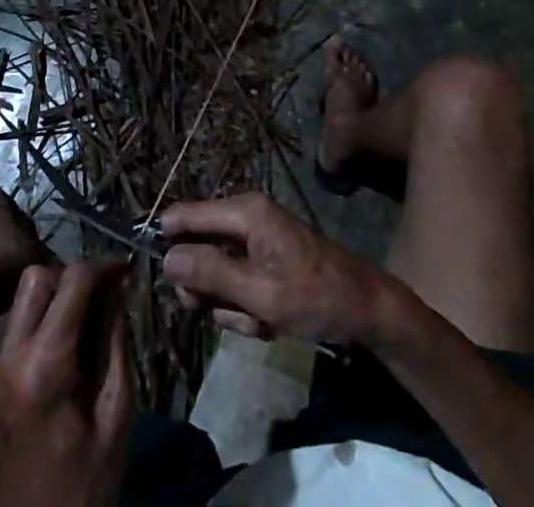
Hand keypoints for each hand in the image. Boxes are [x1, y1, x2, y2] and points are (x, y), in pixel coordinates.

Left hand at [0, 261, 133, 506]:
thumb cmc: (88, 478)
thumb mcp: (118, 412)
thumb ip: (115, 344)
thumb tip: (117, 291)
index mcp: (45, 367)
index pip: (71, 284)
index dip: (102, 266)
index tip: (126, 268)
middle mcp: (8, 357)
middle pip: (35, 278)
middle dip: (73, 274)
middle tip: (105, 291)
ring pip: (21, 298)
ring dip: (56, 293)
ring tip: (90, 313)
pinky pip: (15, 325)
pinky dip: (43, 316)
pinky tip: (68, 340)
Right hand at [159, 193, 388, 343]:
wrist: (367, 311)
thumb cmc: (316, 296)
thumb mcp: (260, 292)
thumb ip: (210, 274)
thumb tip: (166, 259)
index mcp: (244, 212)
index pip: (182, 216)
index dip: (169, 246)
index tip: (172, 283)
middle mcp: (246, 218)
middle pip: (197, 250)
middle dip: (207, 288)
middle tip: (222, 310)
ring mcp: (255, 240)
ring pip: (215, 275)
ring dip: (230, 305)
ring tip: (259, 321)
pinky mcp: (264, 261)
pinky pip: (236, 284)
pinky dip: (246, 308)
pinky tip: (270, 322)